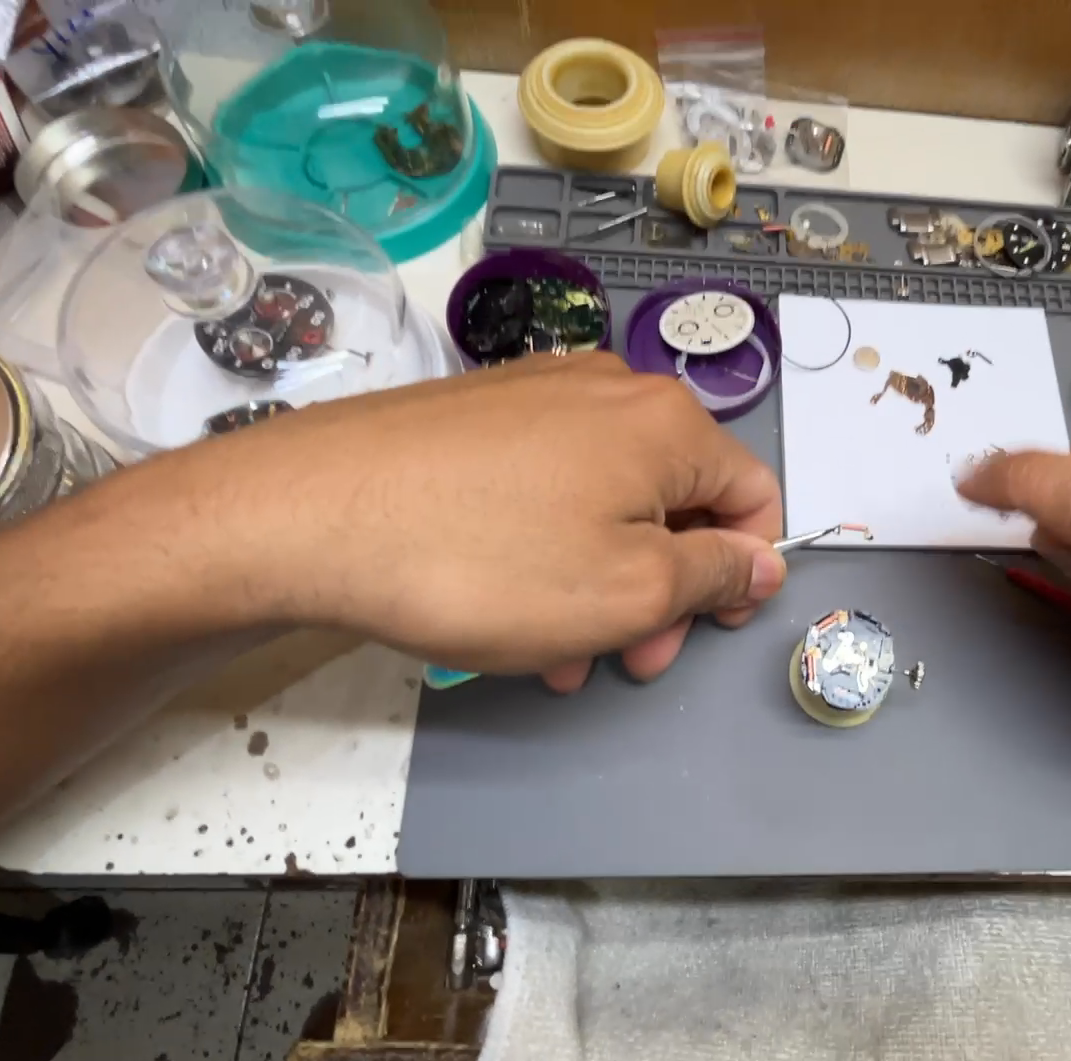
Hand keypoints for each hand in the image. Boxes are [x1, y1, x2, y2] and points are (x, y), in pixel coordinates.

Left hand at [131, 352, 785, 690]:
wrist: (305, 515)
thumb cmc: (491, 561)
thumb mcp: (631, 591)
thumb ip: (717, 574)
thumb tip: (765, 560)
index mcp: (668, 423)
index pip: (754, 493)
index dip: (745, 568)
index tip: (704, 626)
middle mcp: (613, 391)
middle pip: (679, 501)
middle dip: (668, 589)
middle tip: (629, 658)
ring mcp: (542, 395)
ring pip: (613, 503)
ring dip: (607, 582)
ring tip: (561, 651)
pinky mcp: (485, 415)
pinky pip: (555, 487)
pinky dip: (558, 549)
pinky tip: (517, 604)